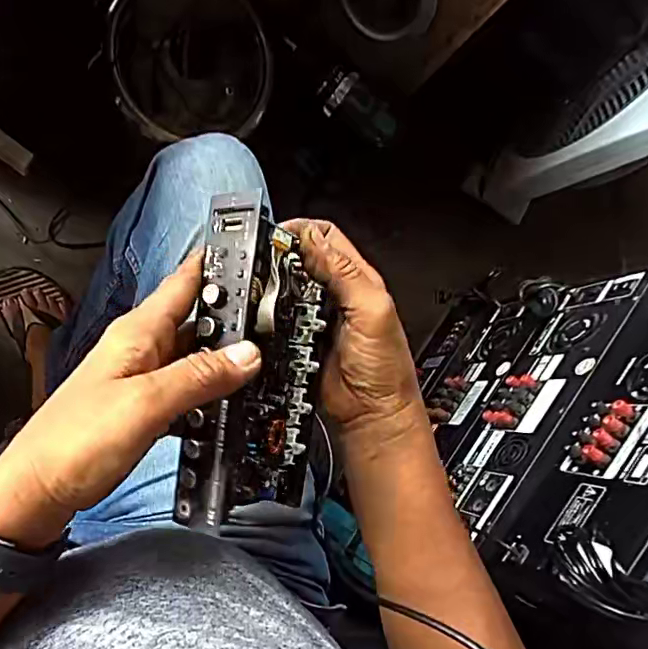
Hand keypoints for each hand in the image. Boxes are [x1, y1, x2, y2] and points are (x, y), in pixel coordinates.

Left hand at [0, 252, 261, 547]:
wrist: (37, 490)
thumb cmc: (74, 444)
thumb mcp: (145, 404)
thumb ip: (198, 378)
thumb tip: (247, 355)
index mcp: (137, 334)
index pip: (185, 281)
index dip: (218, 260)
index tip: (252, 249)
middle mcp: (139, 349)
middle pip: (195, 318)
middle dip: (233, 314)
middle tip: (273, 318)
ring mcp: (140, 378)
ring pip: (193, 356)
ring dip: (224, 356)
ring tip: (259, 361)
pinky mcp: (142, 407)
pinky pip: (185, 388)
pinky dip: (209, 391)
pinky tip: (224, 402)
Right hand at [282, 219, 424, 453]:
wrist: (370, 417)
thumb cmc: (383, 372)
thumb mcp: (372, 312)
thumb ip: (344, 274)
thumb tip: (314, 240)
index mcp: (358, 280)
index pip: (325, 237)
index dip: (300, 231)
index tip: (276, 238)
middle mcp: (336, 297)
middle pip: (300, 260)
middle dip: (280, 256)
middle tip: (263, 264)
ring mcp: (315, 321)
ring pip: (285, 289)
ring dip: (273, 286)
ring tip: (263, 288)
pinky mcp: (299, 343)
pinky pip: (277, 322)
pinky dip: (268, 316)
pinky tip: (266, 317)